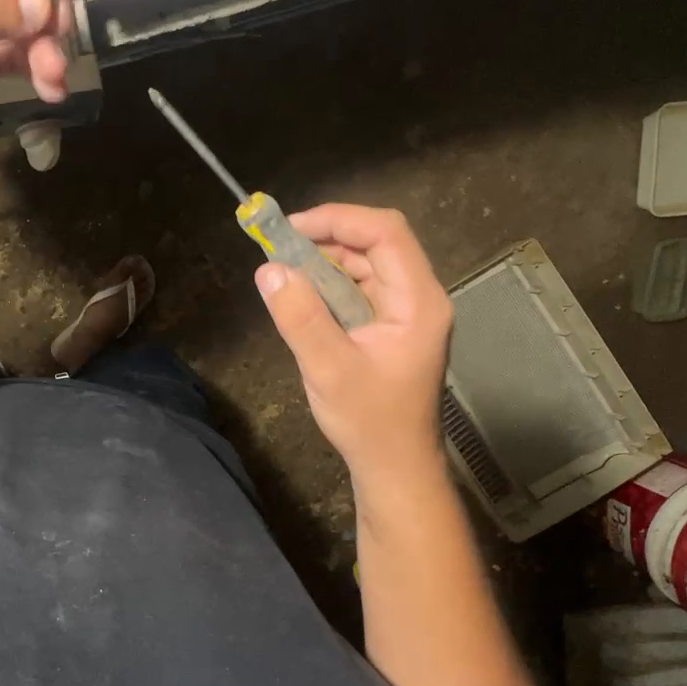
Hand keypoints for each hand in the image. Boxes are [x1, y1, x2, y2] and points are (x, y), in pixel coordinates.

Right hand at [255, 205, 452, 491]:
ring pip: (366, 263)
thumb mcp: (328, 369)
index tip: (290, 228)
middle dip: (327, 236)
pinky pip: (358, 288)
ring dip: (324, 259)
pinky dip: (328, 282)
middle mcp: (418, 297)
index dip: (338, 219)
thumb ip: (300, 317)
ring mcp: (405, 312)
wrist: (394, 465)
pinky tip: (300, 293)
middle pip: (377, 242)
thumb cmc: (368, 421)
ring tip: (282, 267)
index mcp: (418, 302)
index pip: (386, 233)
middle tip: (277, 246)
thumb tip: (268, 269)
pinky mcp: (389, 326)